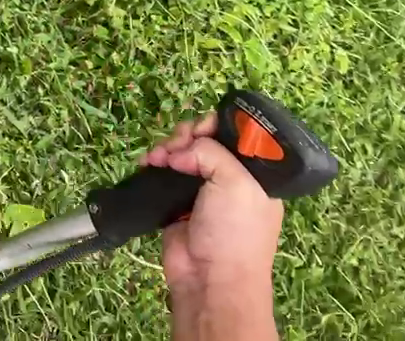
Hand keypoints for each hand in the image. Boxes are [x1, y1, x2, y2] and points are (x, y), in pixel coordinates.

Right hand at [144, 114, 281, 340]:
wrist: (209, 278)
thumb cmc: (233, 232)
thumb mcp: (236, 184)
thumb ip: (209, 152)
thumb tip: (177, 152)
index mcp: (255, 178)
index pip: (237, 138)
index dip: (216, 127)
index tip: (201, 129)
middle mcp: (230, 180)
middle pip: (204, 140)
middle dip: (187, 135)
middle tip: (177, 145)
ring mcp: (202, 190)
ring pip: (181, 151)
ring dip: (167, 147)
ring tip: (158, 158)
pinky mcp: (176, 199)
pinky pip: (164, 169)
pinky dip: (154, 161)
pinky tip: (148, 163)